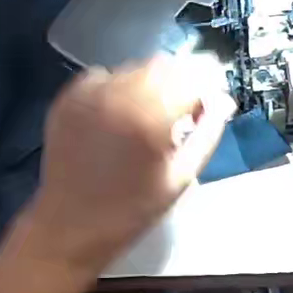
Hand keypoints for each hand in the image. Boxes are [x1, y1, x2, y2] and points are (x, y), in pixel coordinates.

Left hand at [23, 55, 234, 274]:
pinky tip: (122, 113)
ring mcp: (89, 93)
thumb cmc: (132, 209)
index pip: (192, 74)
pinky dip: (119, 86)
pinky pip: (104, 76)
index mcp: (151, 115)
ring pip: (134, 68)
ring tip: (153, 114)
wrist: (70, 227)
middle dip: (181, 80)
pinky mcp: (69, 98)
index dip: (209, 80)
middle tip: (186, 110)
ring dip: (152, 83)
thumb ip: (207, 134)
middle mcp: (119, 93)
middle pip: (163, 65)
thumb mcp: (180, 177)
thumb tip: (223, 101)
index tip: (214, 95)